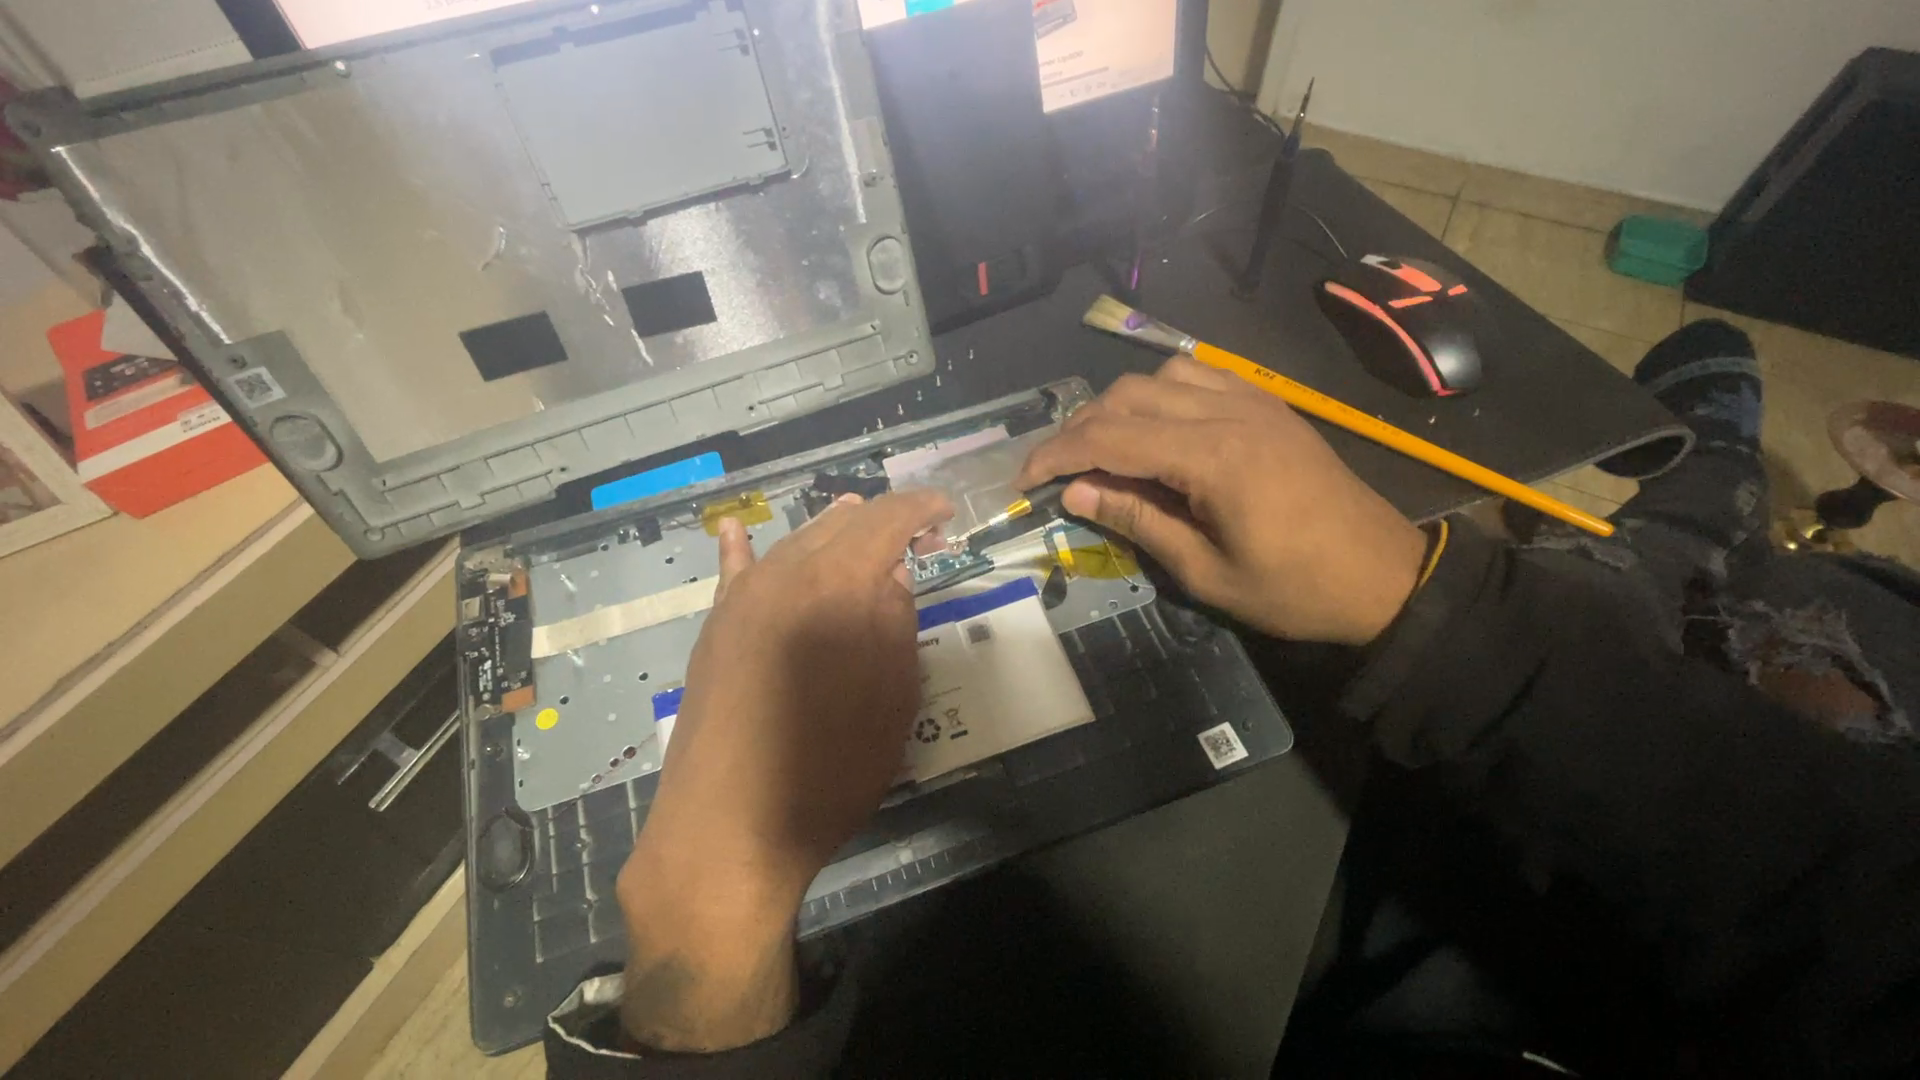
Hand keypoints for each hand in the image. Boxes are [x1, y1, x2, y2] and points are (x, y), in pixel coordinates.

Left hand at [615, 490, 952, 1050]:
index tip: (947, 512)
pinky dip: (741, 547)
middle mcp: (783, 577)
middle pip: (839, 523)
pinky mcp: (715, 629)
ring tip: (859, 526)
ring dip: (832, 530)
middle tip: (918, 541)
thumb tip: (893, 571)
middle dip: (883, 521)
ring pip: (794, 542)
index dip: (920, 508)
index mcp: (836, 587)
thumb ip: (895, 620)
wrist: (728, 829)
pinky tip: (735, 529)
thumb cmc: (828, 770)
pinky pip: (732, 573)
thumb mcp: (892, 700)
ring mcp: (741, 600)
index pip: (885, 520)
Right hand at [1016, 355, 1426, 644]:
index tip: (1024, 479)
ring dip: (1118, 406)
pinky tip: (1154, 424)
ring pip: (1159, 375)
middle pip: (1126, 397)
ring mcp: (1251, 401)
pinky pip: (1200, 374)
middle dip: (1078, 430)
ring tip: (1102, 448)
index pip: (1109, 438)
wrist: (1382, 576)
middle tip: (1057, 471)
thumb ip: (1137, 520)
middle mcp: (1227, 412)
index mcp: (1211, 456)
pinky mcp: (1267, 405)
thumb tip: (1076, 492)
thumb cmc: (1293, 589)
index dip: (1056, 456)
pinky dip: (1160, 392)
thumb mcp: (1205, 571)